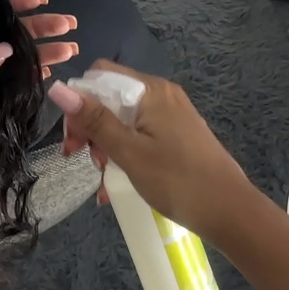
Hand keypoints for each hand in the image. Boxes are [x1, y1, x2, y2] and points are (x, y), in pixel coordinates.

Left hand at [0, 0, 76, 195]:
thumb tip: (8, 48)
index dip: (13, 4)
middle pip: (3, 37)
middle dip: (35, 30)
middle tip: (68, 25)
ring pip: (10, 63)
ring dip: (38, 56)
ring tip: (70, 49)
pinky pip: (6, 89)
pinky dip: (27, 81)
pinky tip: (49, 74)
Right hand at [47, 61, 260, 243]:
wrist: (231, 213)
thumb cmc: (177, 180)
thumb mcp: (129, 152)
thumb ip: (94, 120)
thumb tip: (57, 88)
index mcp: (150, 90)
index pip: (100, 76)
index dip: (79, 102)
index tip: (74, 139)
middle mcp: (161, 94)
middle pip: (110, 96)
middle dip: (90, 126)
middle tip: (83, 160)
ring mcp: (172, 114)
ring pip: (124, 117)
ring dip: (106, 143)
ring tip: (102, 176)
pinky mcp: (177, 134)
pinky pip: (140, 132)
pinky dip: (125, 150)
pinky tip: (117, 181)